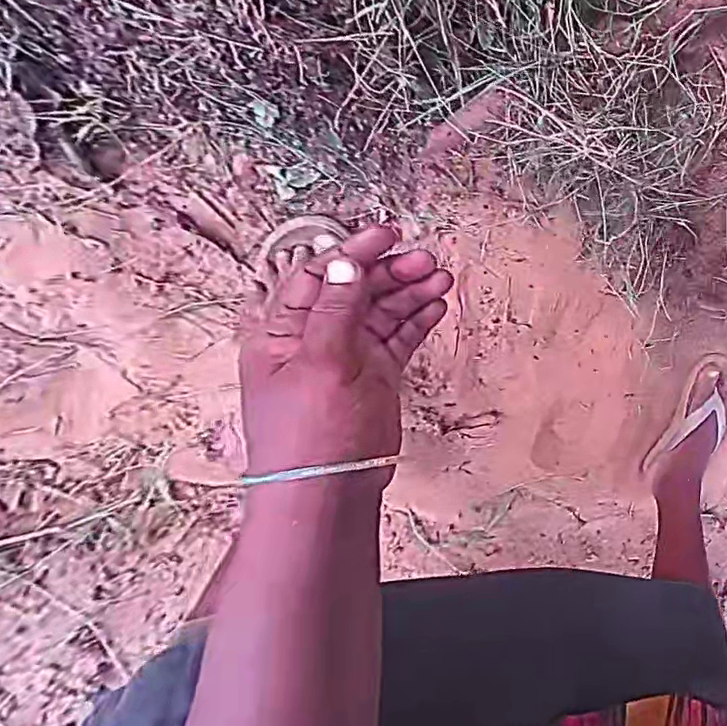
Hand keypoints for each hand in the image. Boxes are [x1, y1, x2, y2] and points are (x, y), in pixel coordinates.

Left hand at [239, 223, 452, 477]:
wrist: (330, 490)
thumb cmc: (310, 431)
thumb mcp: (319, 364)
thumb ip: (335, 310)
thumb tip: (346, 264)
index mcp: (285, 332)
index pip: (320, 277)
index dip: (353, 253)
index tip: (387, 235)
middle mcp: (318, 338)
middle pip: (358, 290)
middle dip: (392, 272)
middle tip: (426, 261)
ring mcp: (351, 356)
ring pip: (384, 311)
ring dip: (412, 292)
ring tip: (441, 279)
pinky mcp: (378, 373)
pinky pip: (400, 336)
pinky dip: (418, 319)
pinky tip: (436, 306)